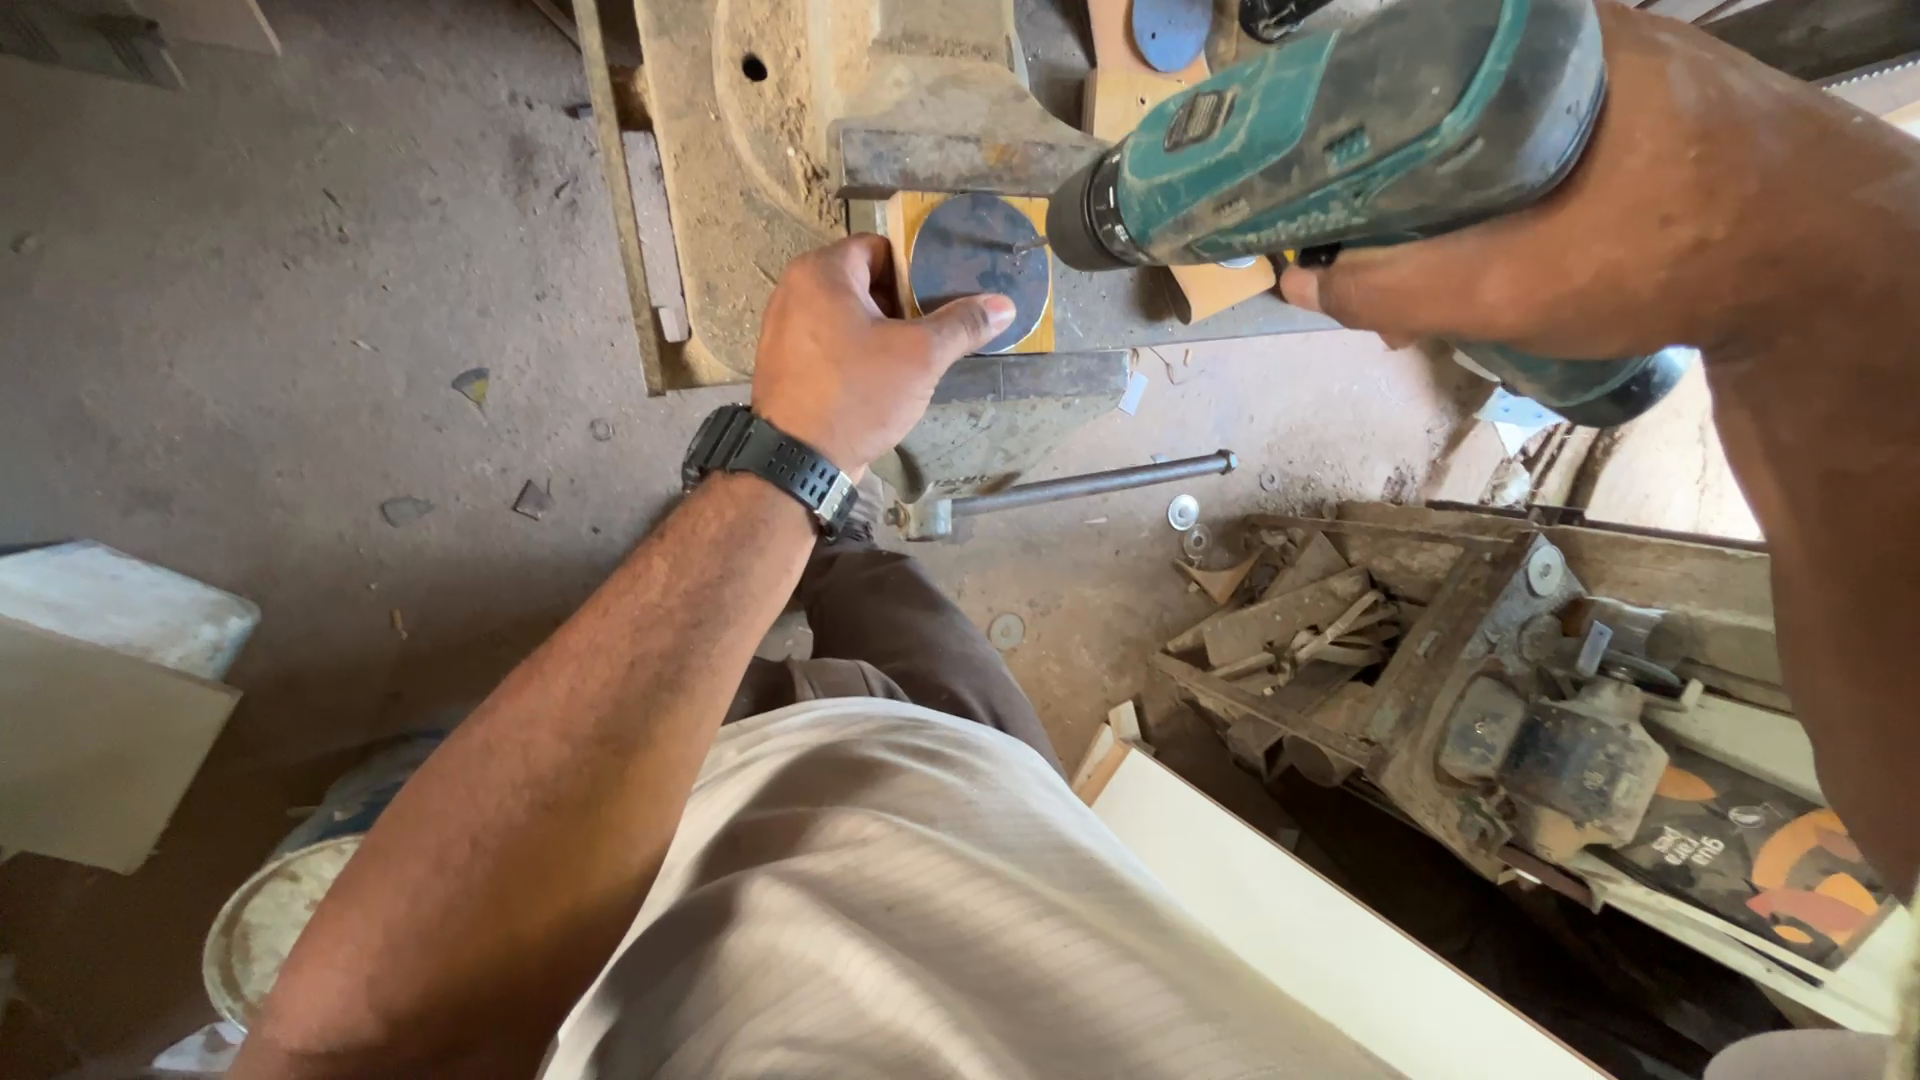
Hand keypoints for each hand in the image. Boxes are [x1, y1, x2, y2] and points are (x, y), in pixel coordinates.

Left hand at [751, 234, 1015, 474]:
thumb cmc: (857, 395)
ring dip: (881, 334)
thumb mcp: (921, 357)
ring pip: (847, 317)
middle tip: (931, 334)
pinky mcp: (785, 366)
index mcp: (821, 272)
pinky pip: (829, 346)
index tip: (939, 300)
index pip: (879, 248)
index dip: (914, 270)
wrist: (799, 462)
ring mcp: (784, 331)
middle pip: (863, 282)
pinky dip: (856, 356)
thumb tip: (1004, 305)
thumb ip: (962, 325)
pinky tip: (880, 384)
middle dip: (900, 306)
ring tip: (911, 361)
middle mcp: (794, 291)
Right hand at [1279, 3, 1919, 359]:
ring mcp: (1604, 74)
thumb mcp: (1508, 288)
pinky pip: (1517, 154)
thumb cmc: (1673, 260)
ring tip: (1409, 282)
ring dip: (1429, 213)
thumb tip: (1297, 285)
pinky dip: (1480, 207)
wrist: (1835, 271)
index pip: (1396, 73)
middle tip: (1355, 262)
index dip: (1335, 137)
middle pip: (1428, 115)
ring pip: (1471, 142)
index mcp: (1545, 43)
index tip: (1303, 196)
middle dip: (1380, 197)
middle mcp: (1572, 40)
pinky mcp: (1626, 114)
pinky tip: (1473, 261)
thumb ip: (1390, 290)